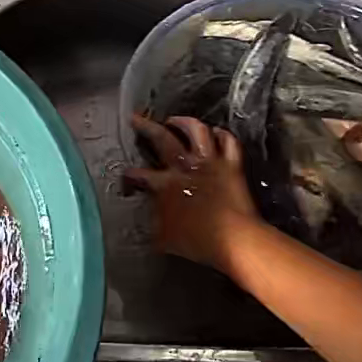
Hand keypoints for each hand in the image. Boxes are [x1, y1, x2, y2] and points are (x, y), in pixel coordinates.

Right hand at [124, 115, 262, 272]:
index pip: (138, 175)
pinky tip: (214, 133)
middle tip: (136, 119)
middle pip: (162, 138)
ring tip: (174, 120)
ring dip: (183, 121)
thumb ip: (154, 222)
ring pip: (196, 130)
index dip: (128, 177)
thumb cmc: (197, 242)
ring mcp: (210, 162)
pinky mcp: (231, 165)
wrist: (234, 240)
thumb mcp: (163, 238)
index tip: (127, 180)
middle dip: (145, 127)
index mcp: (164, 184)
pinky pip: (228, 141)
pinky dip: (220, 134)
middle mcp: (185, 166)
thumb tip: (149, 218)